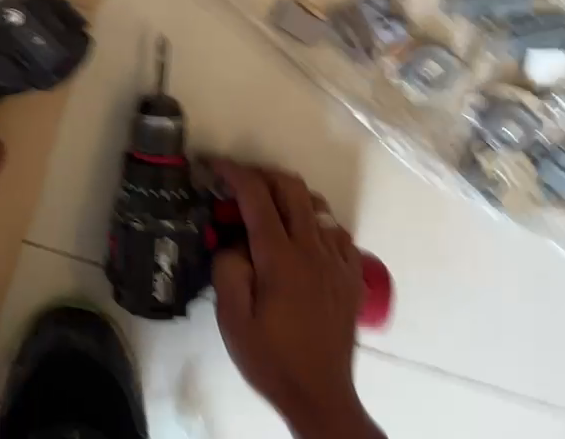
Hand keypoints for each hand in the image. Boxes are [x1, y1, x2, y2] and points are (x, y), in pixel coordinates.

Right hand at [209, 160, 382, 438]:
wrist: (320, 398)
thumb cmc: (269, 358)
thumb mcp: (231, 317)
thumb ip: (228, 268)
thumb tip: (234, 242)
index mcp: (280, 258)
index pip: (256, 196)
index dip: (232, 173)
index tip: (212, 166)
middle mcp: (313, 251)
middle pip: (292, 188)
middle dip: (261, 174)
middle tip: (237, 182)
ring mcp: (338, 263)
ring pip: (317, 205)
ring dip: (289, 195)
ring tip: (266, 207)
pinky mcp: (352, 278)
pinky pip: (337, 232)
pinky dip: (315, 221)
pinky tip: (300, 237)